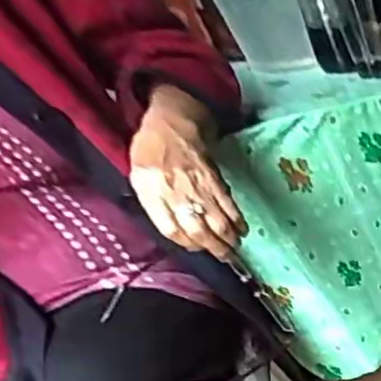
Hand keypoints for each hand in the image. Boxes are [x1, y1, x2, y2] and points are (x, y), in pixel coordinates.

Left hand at [128, 85, 247, 262]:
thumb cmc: (152, 151)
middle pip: (199, 232)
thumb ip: (154, 204)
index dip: (185, 243)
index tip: (194, 246)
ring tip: (233, 247)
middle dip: (214, 249)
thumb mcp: (139, 176)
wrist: (172, 124)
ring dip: (229, 241)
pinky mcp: (216, 183)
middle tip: (224, 256)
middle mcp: (174, 192)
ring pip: (219, 226)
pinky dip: (239, 224)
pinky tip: (241, 230)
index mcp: (150, 191)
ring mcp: (198, 188)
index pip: (170, 229)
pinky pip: (232, 211)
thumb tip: (178, 231)